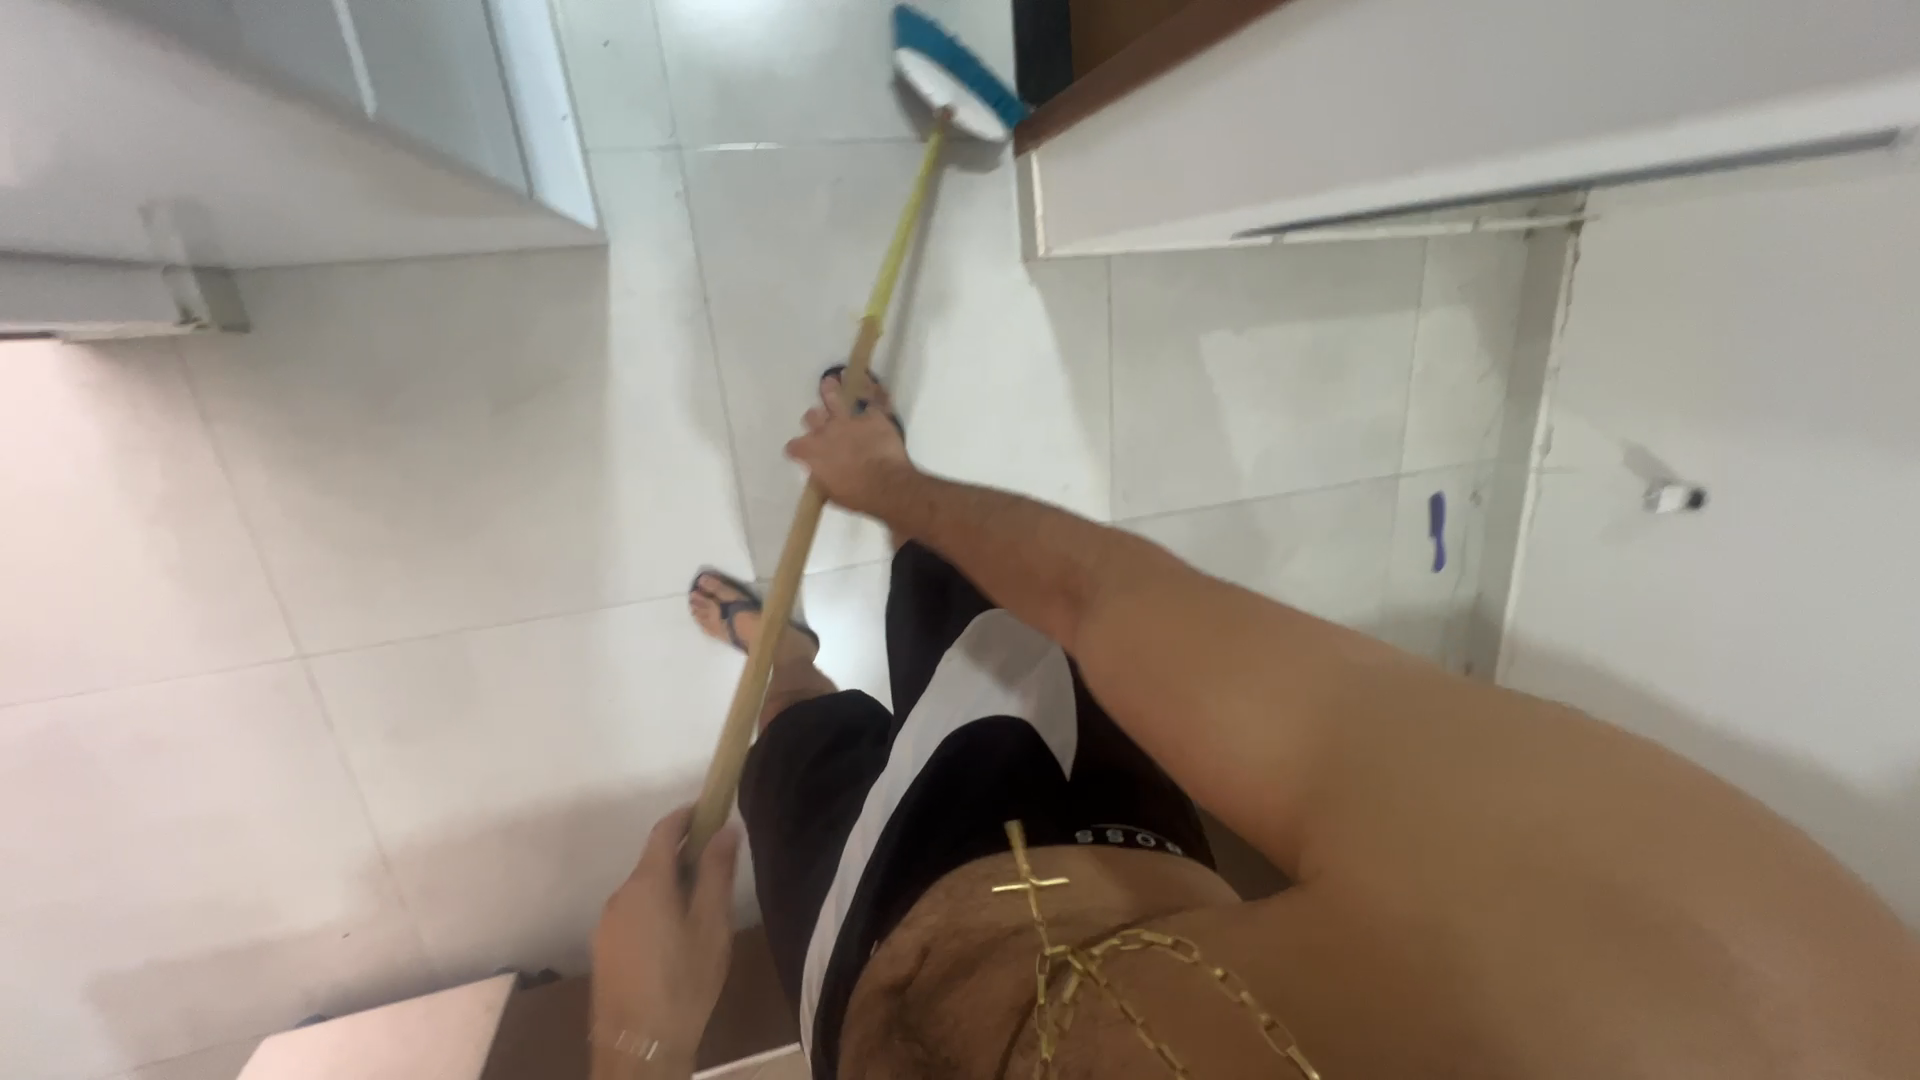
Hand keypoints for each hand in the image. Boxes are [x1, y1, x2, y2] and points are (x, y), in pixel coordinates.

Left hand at [591, 807, 739, 1076]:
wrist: (639, 1050)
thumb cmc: (684, 981)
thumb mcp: (712, 924)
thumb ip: (717, 871)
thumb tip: (725, 828)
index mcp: (646, 884)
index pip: (665, 831)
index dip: (688, 814)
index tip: (712, 807)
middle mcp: (620, 896)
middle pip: (654, 860)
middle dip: (686, 852)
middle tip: (720, 862)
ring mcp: (607, 925)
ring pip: (644, 888)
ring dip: (672, 882)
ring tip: (705, 904)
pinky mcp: (605, 950)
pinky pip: (634, 911)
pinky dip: (658, 906)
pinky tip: (679, 933)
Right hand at [785, 370, 915, 516]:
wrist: (887, 486)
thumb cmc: (857, 496)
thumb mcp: (831, 493)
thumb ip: (822, 476)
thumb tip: (820, 472)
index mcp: (812, 453)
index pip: (793, 446)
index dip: (796, 448)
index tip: (798, 451)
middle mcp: (826, 432)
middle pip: (812, 417)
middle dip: (814, 418)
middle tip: (818, 417)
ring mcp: (849, 421)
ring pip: (834, 398)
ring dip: (831, 390)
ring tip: (830, 381)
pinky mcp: (873, 417)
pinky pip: (871, 401)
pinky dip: (871, 400)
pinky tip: (871, 388)